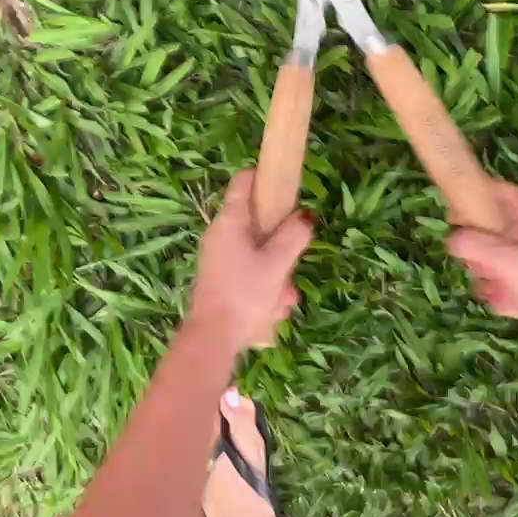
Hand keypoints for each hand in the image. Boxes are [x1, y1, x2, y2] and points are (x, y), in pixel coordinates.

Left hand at [188, 170, 313, 349]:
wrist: (213, 338)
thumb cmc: (244, 293)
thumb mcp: (277, 263)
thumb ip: (294, 237)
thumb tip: (304, 217)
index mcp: (230, 220)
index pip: (243, 181)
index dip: (265, 178)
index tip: (286, 190)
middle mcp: (221, 234)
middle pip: (258, 223)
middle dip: (281, 244)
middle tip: (293, 260)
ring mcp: (219, 258)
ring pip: (258, 254)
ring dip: (277, 273)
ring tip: (285, 297)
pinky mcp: (222, 280)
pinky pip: (250, 275)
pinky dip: (265, 288)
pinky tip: (274, 310)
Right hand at [445, 182, 517, 338]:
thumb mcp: (503, 259)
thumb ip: (471, 244)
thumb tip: (451, 238)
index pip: (498, 191)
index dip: (473, 195)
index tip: (453, 211)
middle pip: (498, 227)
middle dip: (479, 245)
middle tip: (469, 259)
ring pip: (506, 256)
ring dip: (490, 271)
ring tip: (486, 286)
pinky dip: (507, 290)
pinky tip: (501, 303)